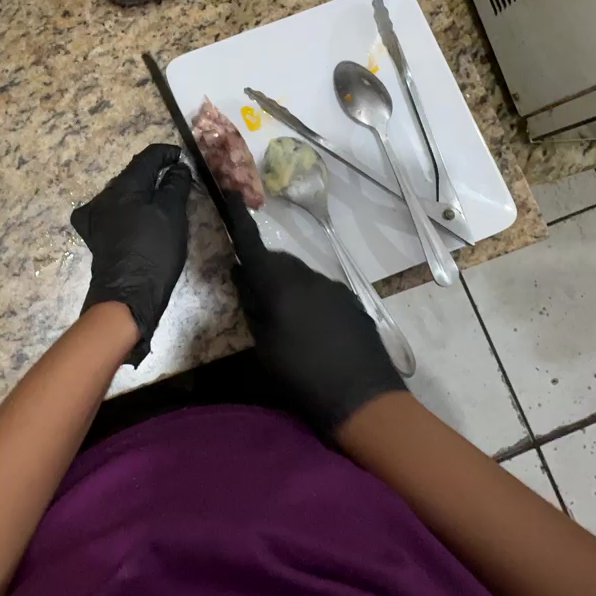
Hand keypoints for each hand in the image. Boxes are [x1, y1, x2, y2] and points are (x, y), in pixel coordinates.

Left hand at [70, 144, 193, 365]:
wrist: (127, 296)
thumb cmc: (154, 251)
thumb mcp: (172, 213)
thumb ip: (175, 184)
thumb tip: (178, 166)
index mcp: (122, 186)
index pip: (145, 157)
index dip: (165, 153)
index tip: (181, 157)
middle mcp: (103, 197)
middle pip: (132, 175)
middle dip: (153, 173)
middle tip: (176, 179)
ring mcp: (95, 217)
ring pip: (122, 194)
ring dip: (141, 192)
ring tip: (162, 199)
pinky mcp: (95, 236)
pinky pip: (114, 212)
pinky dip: (128, 209)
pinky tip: (137, 218)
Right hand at [228, 205, 406, 435]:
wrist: (364, 400)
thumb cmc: (302, 379)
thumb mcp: (264, 347)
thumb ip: (252, 307)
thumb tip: (241, 275)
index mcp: (280, 286)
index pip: (253, 246)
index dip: (239, 219)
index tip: (232, 194)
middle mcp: (308, 277)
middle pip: (278, 260)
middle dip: (263, 267)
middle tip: (250, 290)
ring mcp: (334, 288)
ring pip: (300, 275)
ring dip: (286, 285)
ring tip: (279, 316)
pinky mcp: (352, 302)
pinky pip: (320, 290)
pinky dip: (307, 298)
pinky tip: (308, 327)